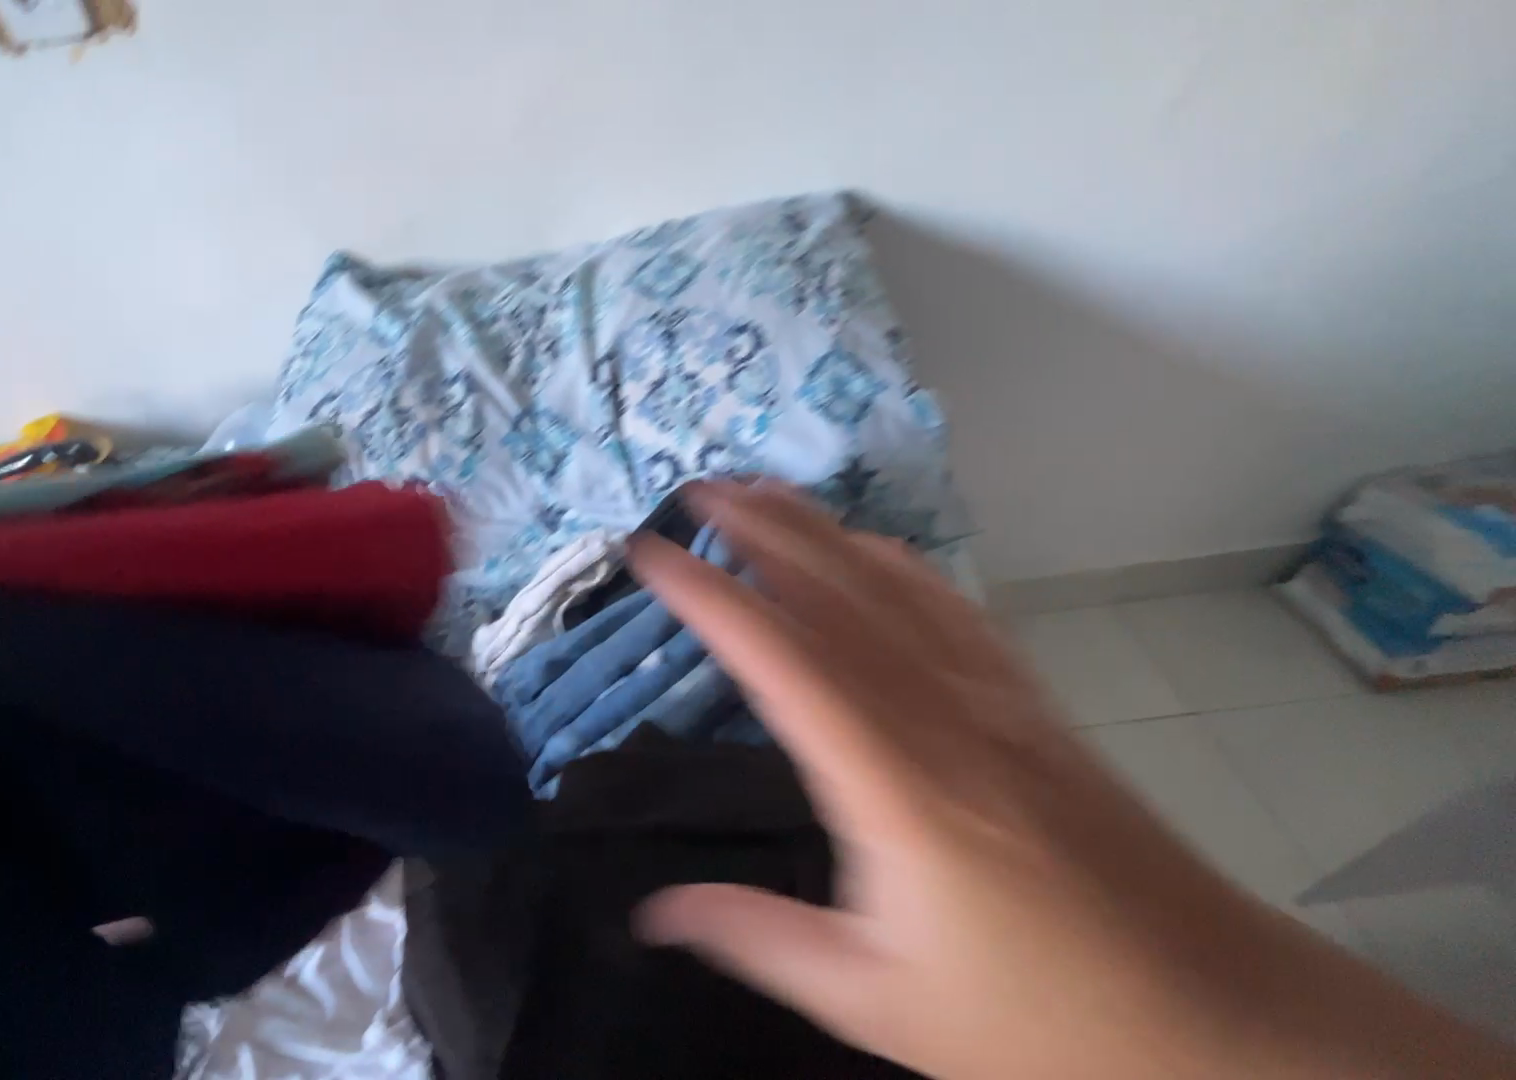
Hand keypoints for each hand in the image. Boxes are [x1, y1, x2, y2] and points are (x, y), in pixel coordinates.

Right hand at [628, 480, 1515, 1079]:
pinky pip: (954, 611)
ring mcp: (993, 701)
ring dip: (822, 531)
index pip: (780, 660)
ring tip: (763, 492)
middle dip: (760, 531)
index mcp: (892, 784)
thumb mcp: (876, 1001)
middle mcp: (940, 718)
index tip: (653, 554)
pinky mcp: (1029, 705)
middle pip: (837, 596)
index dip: (708, 597)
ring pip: (892, 589)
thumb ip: (757, 939)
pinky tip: (871, 542)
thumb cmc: (1038, 1020)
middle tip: (698, 492)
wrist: (1218, 1021)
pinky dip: (901, 565)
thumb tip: (651, 913)